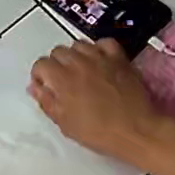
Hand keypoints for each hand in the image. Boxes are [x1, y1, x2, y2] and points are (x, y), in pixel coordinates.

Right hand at [28, 38, 170, 163]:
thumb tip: (36, 88)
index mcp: (61, 79)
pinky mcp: (120, 59)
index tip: (45, 86)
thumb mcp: (65, 123)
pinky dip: (99, 48)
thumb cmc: (100, 131)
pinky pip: (105, 43)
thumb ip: (46, 102)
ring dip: (75, 55)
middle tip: (62, 79)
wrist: (138, 131)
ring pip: (79, 44)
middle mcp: (78, 63)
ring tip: (80, 69)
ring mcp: (100, 59)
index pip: (41, 64)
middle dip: (56, 64)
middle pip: (58, 51)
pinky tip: (99, 60)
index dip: (40, 75)